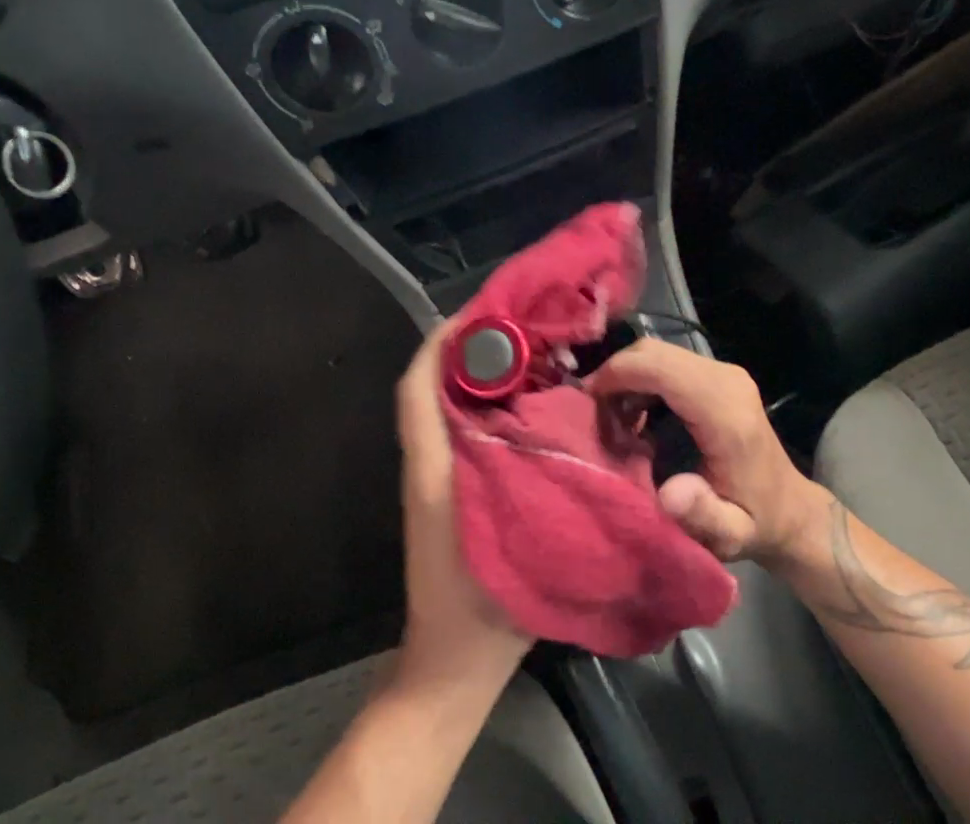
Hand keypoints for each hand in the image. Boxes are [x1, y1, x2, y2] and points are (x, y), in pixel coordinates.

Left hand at [394, 318, 533, 686]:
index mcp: (432, 462)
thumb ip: (519, 474)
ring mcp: (444, 478)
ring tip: (544, 356)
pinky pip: (476, 434)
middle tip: (533, 328)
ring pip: (459, 408)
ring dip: (490, 377)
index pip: (422, 383)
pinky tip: (544, 410)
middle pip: (440, 386)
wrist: (456, 660)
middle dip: (476, 349)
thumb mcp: (504, 530)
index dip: (446, 340)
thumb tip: (548, 407)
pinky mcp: (461, 493)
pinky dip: (501, 410)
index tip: (493, 310)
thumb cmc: (477, 597)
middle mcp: (432, 460)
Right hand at [587, 339, 829, 566]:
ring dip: (626, 380)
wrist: (789, 508)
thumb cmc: (755, 522)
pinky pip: (668, 363)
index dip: (615, 376)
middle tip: (592, 419)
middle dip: (614, 377)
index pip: (659, 367)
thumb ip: (701, 515)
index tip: (585, 408)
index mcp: (725, 413)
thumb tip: (670, 492)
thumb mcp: (729, 535)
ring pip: (657, 353)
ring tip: (612, 424)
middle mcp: (726, 380)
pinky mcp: (720, 377)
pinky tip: (636, 419)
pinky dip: (641, 382)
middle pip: (653, 351)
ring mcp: (725, 373)